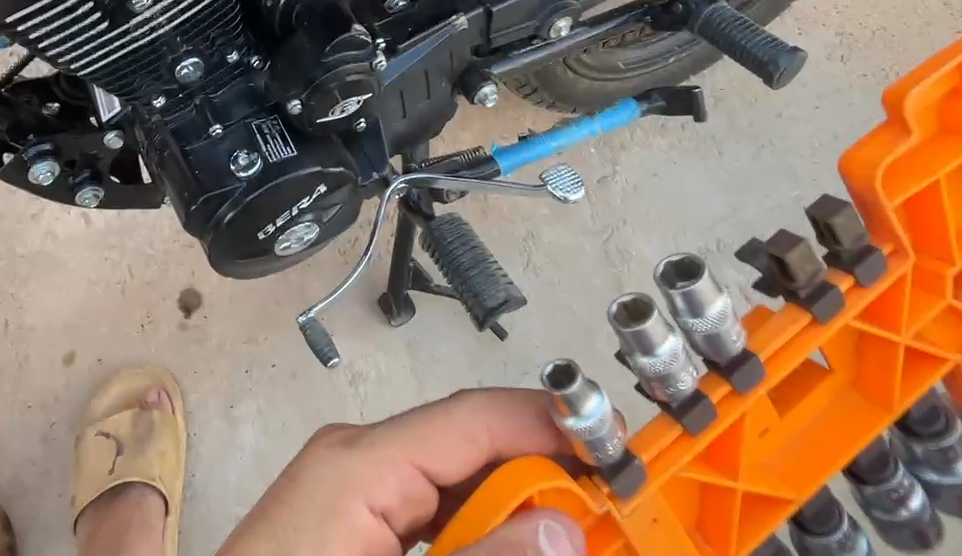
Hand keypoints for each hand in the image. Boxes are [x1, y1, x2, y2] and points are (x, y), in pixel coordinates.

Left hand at [218, 388, 585, 555]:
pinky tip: (504, 542)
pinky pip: (422, 508)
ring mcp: (346, 485)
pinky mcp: (344, 517)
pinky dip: (468, 527)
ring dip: (507, 506)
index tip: (617, 446)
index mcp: (362, 460)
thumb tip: (565, 528)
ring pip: (448, 481)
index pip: (472, 418)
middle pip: (466, 447)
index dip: (547, 422)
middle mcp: (354, 454)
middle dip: (537, 475)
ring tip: (567, 529)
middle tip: (611, 509)